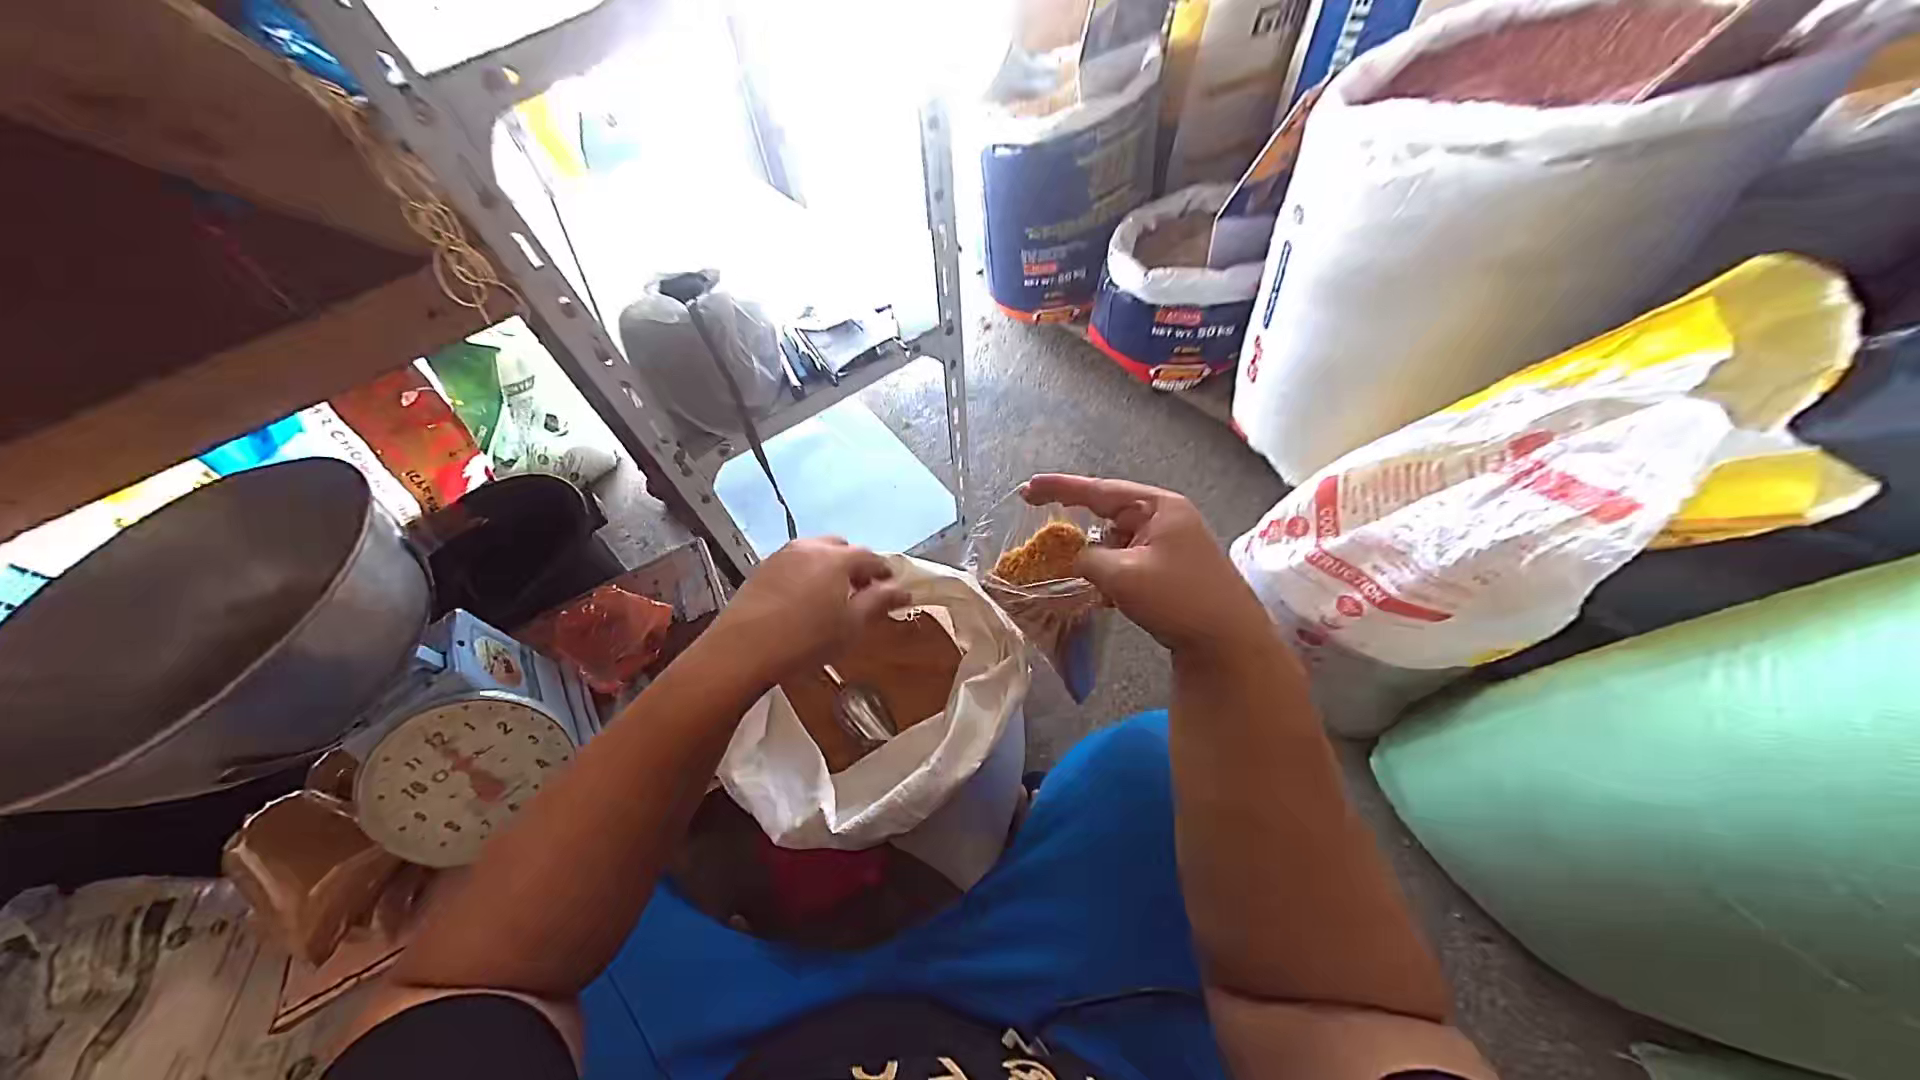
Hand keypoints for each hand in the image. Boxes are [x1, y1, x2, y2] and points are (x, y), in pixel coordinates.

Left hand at [705, 537, 911, 684]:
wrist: (743, 649)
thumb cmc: (807, 639)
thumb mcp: (852, 625)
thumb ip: (879, 602)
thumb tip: (902, 590)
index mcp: (838, 558)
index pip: (871, 557)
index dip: (884, 571)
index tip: (891, 587)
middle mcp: (811, 547)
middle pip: (842, 548)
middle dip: (856, 565)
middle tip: (862, 591)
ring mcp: (783, 555)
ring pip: (816, 552)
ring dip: (830, 567)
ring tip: (832, 595)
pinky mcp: (763, 568)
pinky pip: (795, 563)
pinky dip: (808, 573)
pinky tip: (804, 598)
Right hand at [1023, 475, 1275, 654]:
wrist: (1228, 642)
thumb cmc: (1180, 599)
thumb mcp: (1123, 576)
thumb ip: (1088, 559)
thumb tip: (1075, 558)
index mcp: (1159, 507)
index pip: (1100, 491)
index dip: (1061, 488)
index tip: (1029, 488)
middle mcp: (1165, 519)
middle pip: (1109, 514)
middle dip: (1079, 523)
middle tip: (1042, 524)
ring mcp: (1169, 545)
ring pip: (1117, 542)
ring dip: (1096, 556)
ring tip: (1077, 571)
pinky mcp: (1170, 570)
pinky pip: (1128, 561)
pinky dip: (1111, 572)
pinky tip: (1100, 591)